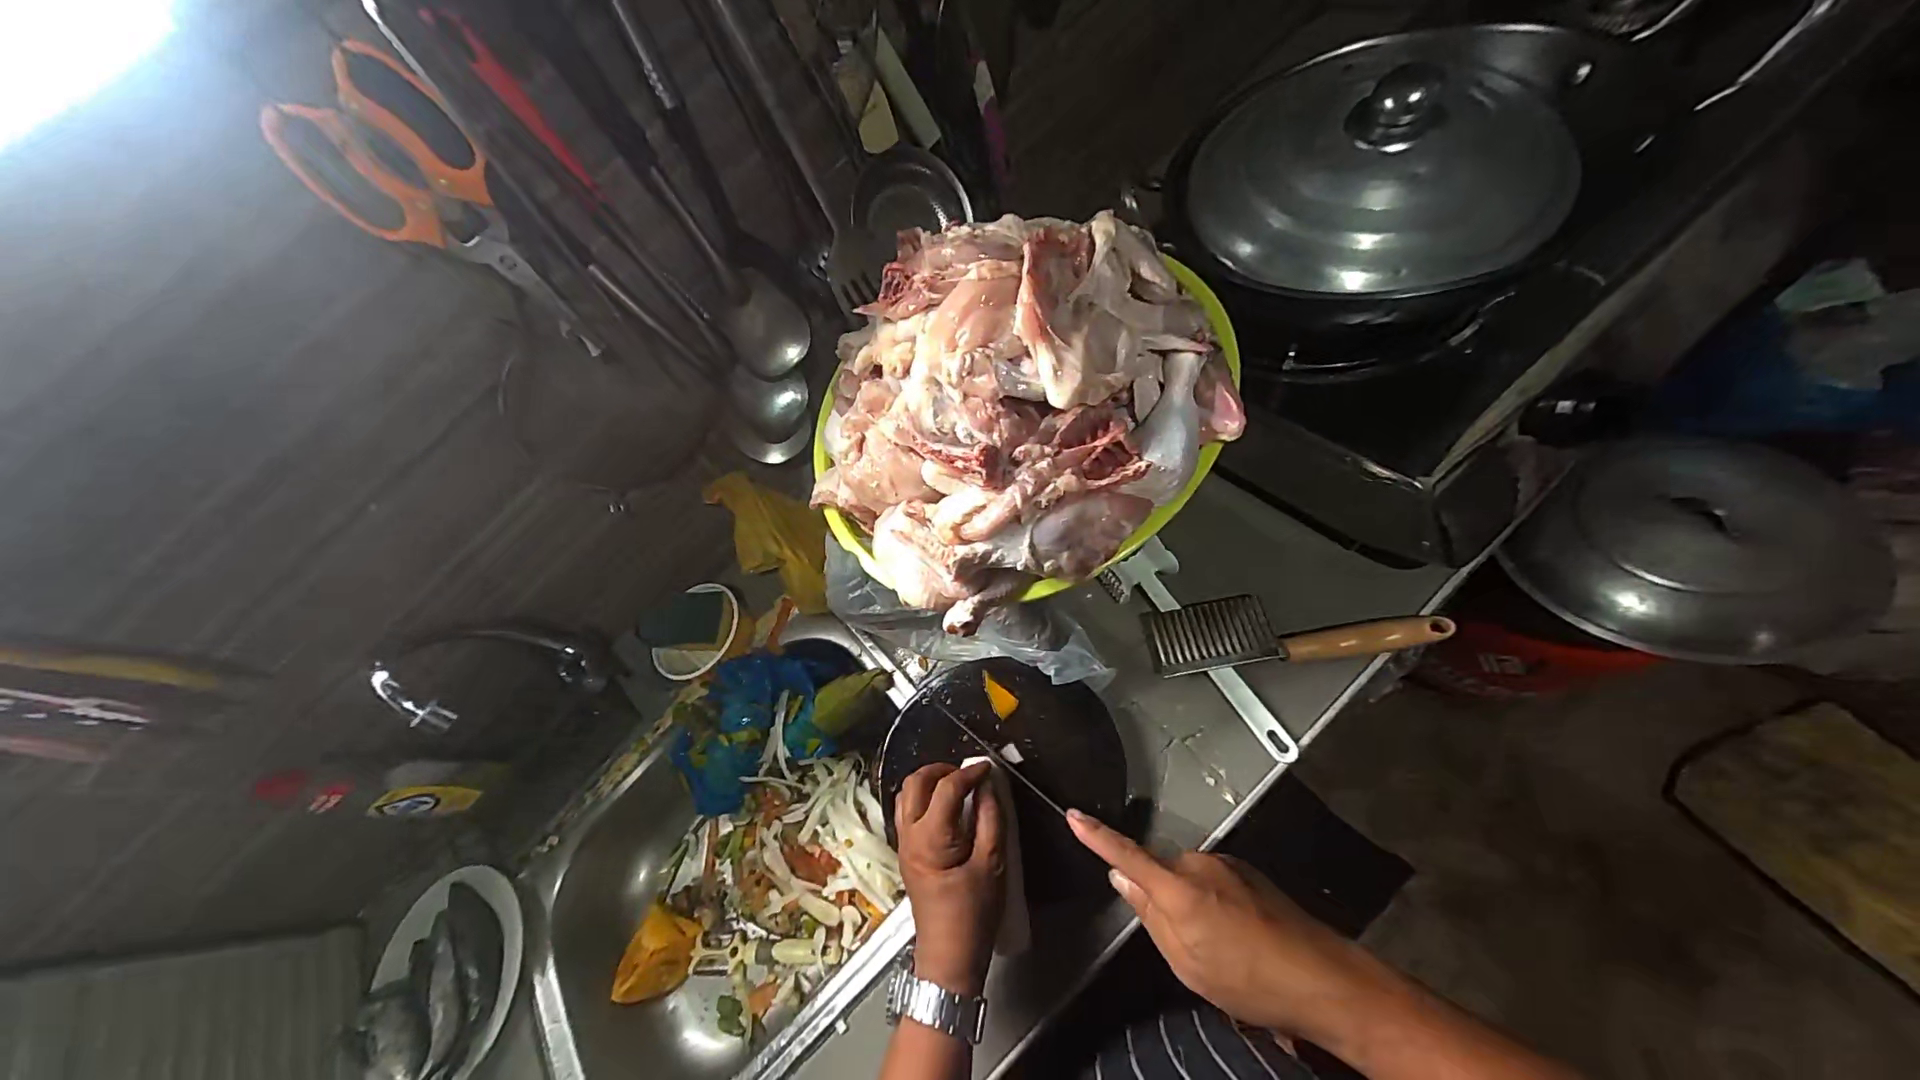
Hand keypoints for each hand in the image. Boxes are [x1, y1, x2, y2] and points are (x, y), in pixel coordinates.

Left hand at [895, 762, 1004, 995]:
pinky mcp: (906, 853)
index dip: (969, 772)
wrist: (949, 957)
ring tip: (957, 785)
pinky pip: (907, 812)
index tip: (988, 767)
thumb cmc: (973, 914)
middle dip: (941, 769)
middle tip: (968, 773)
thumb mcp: (992, 865)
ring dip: (929, 781)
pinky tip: (945, 807)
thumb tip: (987, 786)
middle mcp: (909, 835)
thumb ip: (991, 819)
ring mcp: (903, 844)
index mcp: (930, 837)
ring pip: (906, 795)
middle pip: (915, 782)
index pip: (946, 788)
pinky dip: (923, 798)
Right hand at [1066, 809, 1377, 1041]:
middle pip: (1160, 874)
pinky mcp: (1247, 871)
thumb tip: (1123, 879)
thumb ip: (1150, 917)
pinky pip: (1212, 882)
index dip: (1095, 836)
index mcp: (1180, 890)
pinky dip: (1214, 904)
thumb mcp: (1188, 965)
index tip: (1073, 814)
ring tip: (1225, 951)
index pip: (1126, 855)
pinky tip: (1242, 939)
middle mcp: (1200, 865)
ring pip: (1187, 879)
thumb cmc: (1252, 982)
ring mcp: (1227, 865)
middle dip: (1162, 901)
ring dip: (1192, 905)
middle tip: (1189, 946)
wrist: (1326, 979)